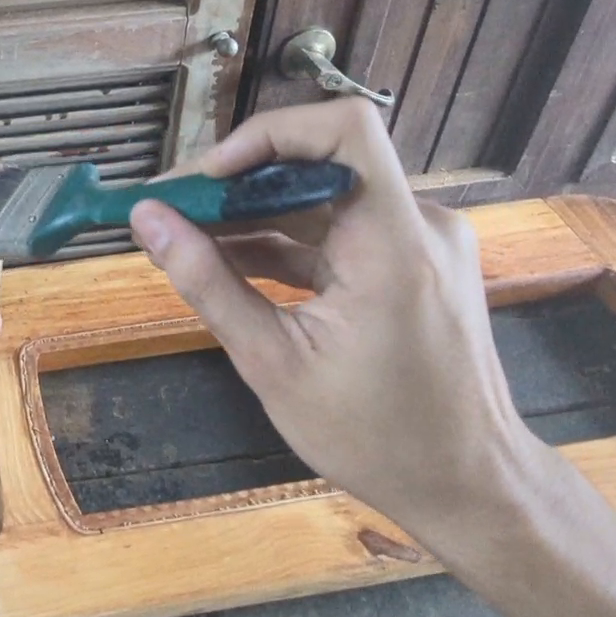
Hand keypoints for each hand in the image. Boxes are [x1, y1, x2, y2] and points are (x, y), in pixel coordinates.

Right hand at [129, 98, 539, 540]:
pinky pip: (334, 230)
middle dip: (235, 182)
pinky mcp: (409, 262)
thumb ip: (207, 281)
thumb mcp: (271, 362)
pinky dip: (280, 240)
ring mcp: (417, 242)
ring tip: (182, 236)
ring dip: (250, 213)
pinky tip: (225, 261)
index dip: (267, 134)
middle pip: (317, 164)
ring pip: (318, 197)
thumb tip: (146, 219)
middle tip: (167, 208)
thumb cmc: (374, 437)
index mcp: (393, 243)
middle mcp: (417, 224)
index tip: (206, 177)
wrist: (469, 487)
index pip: (342, 130)